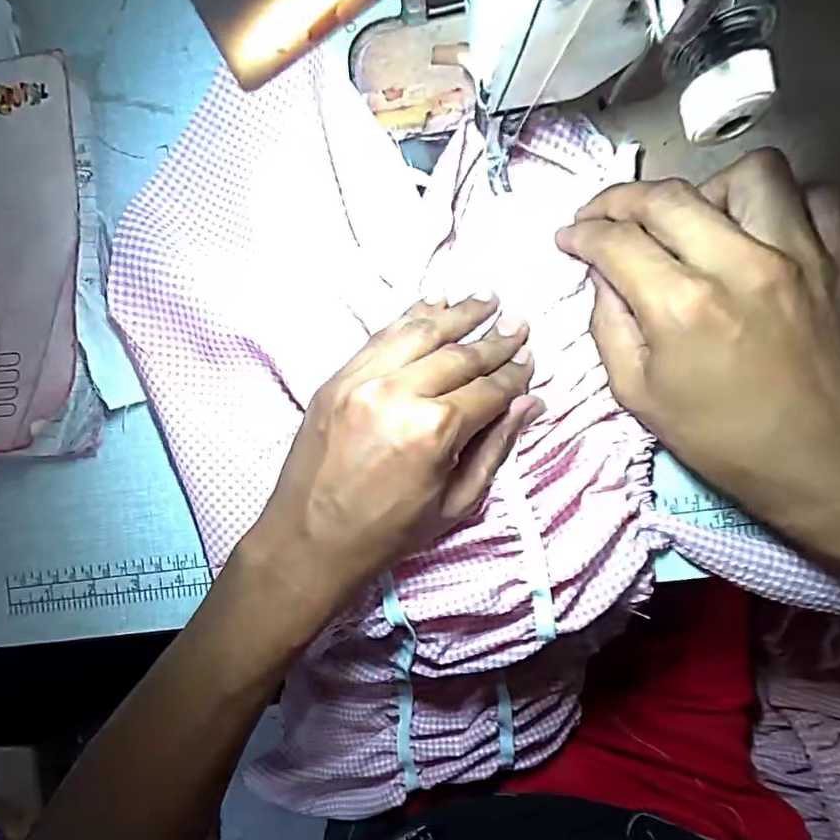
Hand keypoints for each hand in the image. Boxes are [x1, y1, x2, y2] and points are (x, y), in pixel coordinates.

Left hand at [238, 296, 541, 631]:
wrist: (309, 540)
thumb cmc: (389, 532)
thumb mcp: (456, 503)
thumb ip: (495, 447)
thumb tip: (530, 403)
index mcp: (434, 431)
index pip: (488, 390)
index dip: (514, 374)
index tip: (530, 358)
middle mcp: (399, 394)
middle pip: (459, 356)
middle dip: (495, 339)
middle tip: (519, 323)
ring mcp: (362, 381)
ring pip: (420, 333)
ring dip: (457, 313)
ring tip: (485, 299)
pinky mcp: (337, 379)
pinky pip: (381, 336)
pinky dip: (411, 317)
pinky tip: (434, 304)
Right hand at [554, 148, 839, 559]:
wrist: (817, 457)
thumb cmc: (720, 439)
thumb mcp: (639, 396)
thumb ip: (608, 328)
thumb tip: (603, 277)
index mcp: (681, 307)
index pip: (617, 242)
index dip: (582, 234)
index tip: (570, 237)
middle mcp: (738, 264)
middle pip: (667, 196)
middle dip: (620, 200)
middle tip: (604, 216)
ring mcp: (796, 253)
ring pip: (747, 174)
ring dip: (705, 190)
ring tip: (693, 222)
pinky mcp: (836, 258)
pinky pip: (809, 196)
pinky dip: (774, 205)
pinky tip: (755, 233)